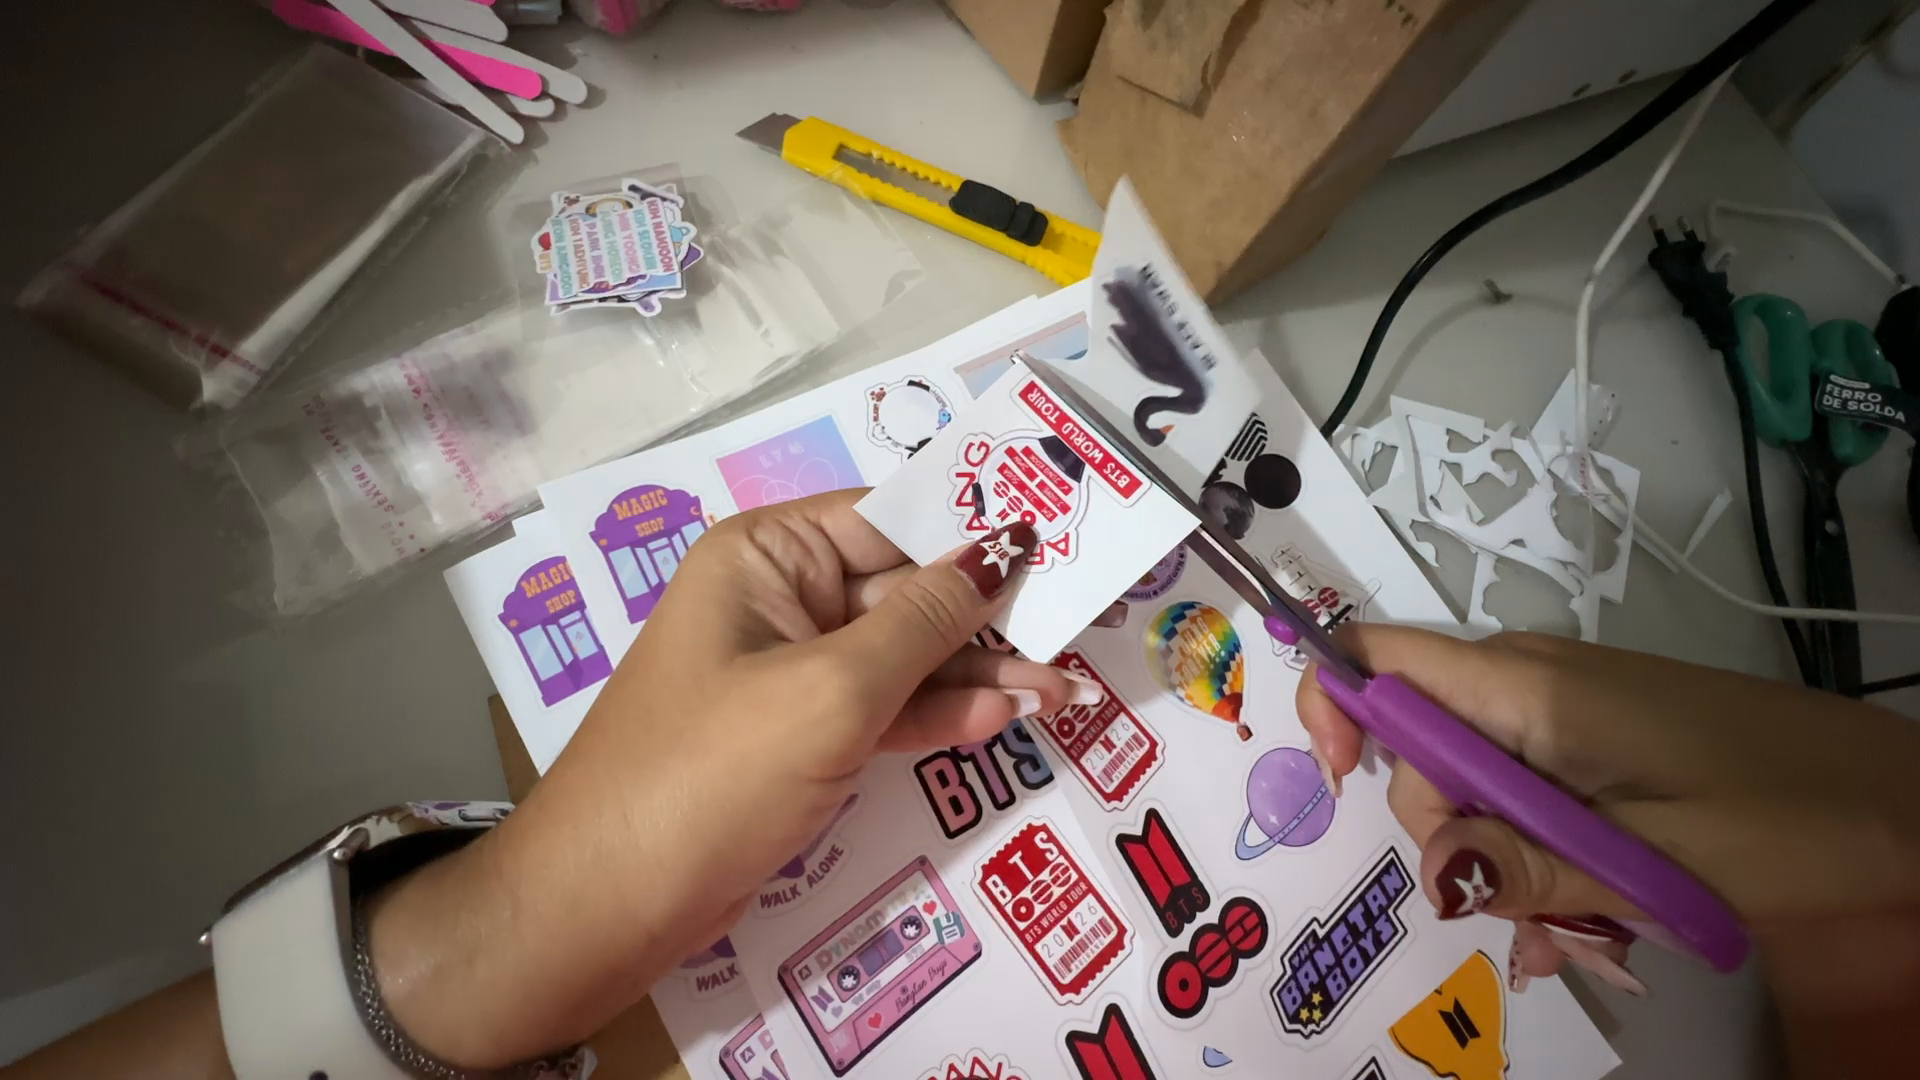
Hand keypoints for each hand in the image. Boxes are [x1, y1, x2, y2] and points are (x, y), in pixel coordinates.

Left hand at [372, 490, 1103, 1066]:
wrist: (606, 910)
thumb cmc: (714, 770)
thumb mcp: (834, 687)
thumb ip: (926, 619)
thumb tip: (1001, 549)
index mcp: (770, 554)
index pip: (888, 520)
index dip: (968, 529)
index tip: (1050, 538)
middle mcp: (783, 597)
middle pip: (904, 591)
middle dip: (984, 617)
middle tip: (1071, 628)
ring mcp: (796, 668)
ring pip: (903, 654)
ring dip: (977, 673)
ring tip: (1061, 691)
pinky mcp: (806, 730)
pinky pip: (885, 705)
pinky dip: (937, 712)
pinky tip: (1002, 716)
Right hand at [1297, 626, 1919, 1016]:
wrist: (1909, 793)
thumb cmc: (1795, 819)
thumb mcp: (1661, 863)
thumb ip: (1533, 866)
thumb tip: (1432, 877)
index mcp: (1521, 685)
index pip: (1374, 654)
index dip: (1330, 701)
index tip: (1339, 777)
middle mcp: (1515, 674)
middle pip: (1409, 733)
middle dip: (1438, 819)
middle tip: (1514, 896)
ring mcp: (1542, 696)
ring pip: (1455, 761)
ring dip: (1484, 838)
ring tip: (1568, 912)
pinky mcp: (1568, 722)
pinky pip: (1500, 768)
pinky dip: (1514, 830)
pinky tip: (1573, 887)